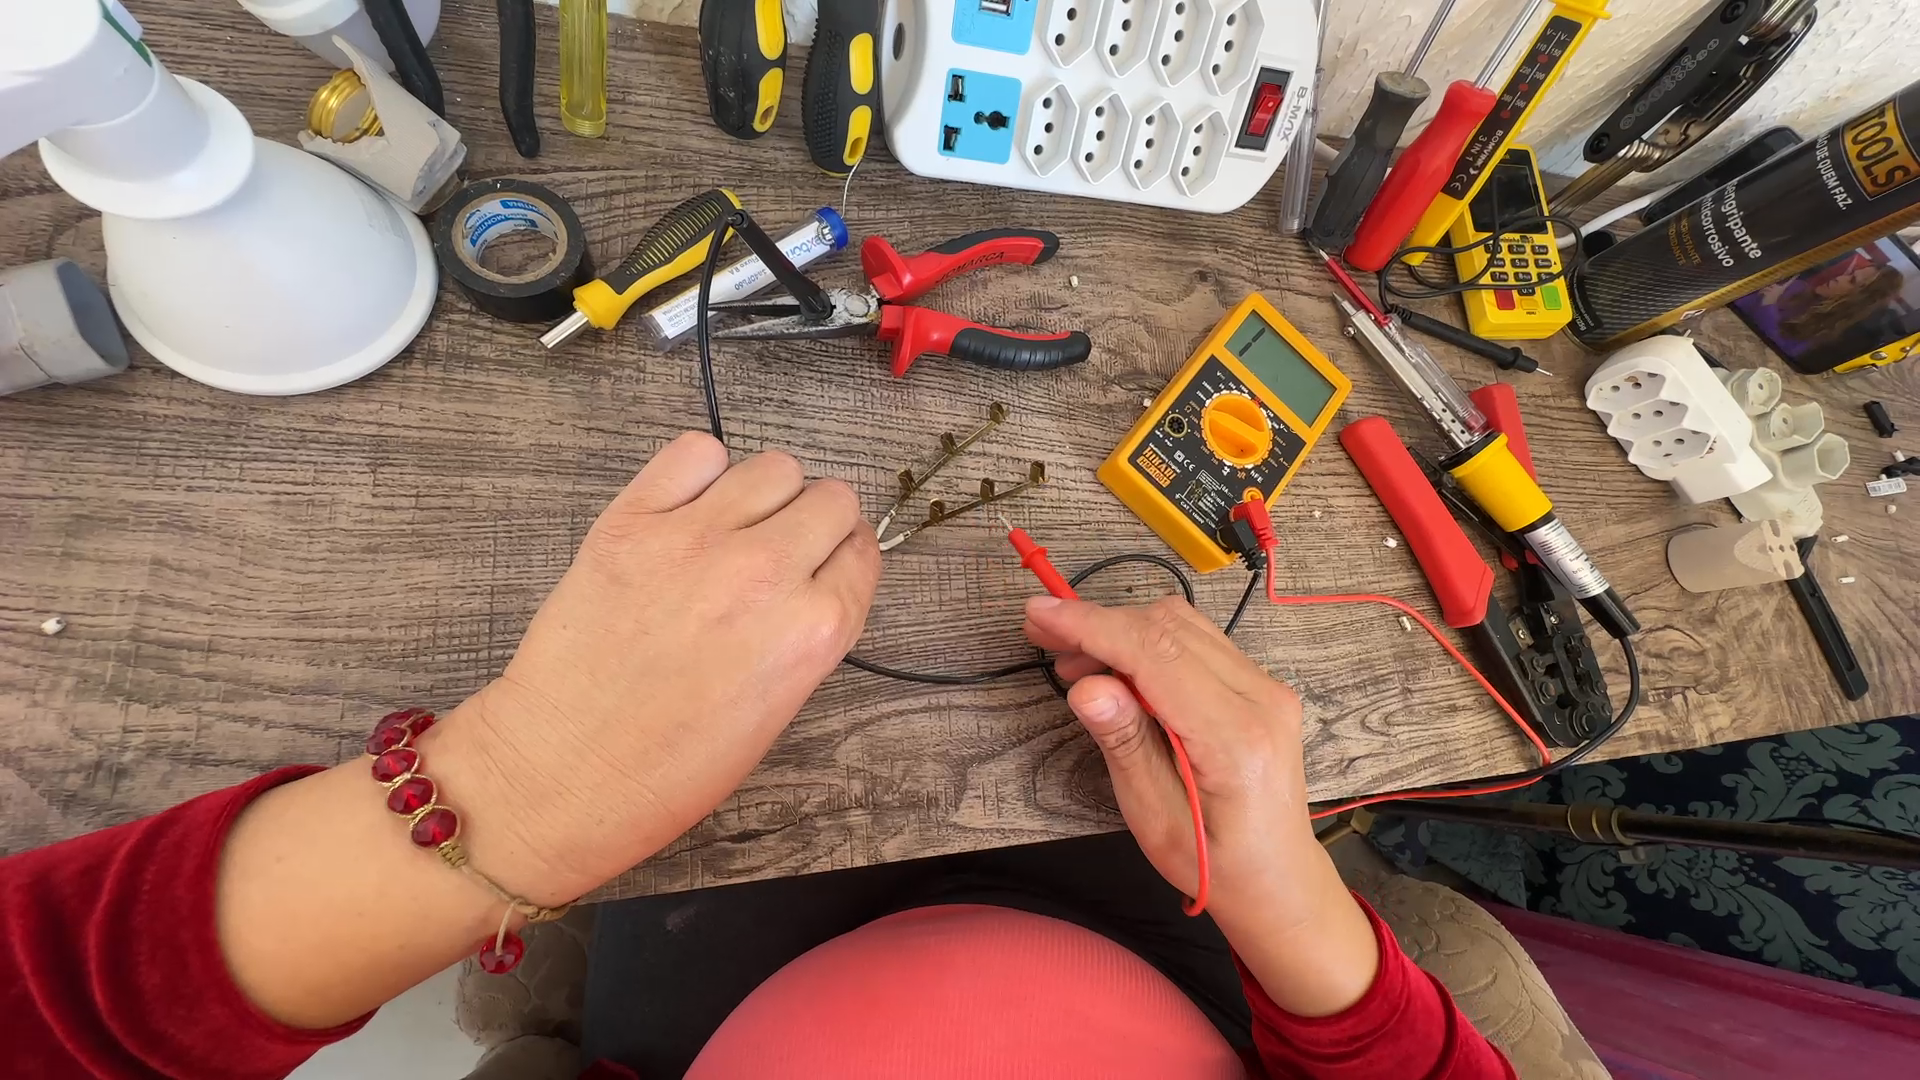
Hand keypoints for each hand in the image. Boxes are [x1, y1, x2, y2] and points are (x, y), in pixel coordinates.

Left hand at [432, 433, 881, 904]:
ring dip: (768, 496)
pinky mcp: (632, 521)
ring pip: (775, 468)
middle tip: (784, 550)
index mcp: (815, 629)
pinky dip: (704, 471)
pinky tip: (692, 509)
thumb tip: (816, 571)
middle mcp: (768, 573)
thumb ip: (812, 626)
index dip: (846, 558)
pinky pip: (697, 452)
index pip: (862, 551)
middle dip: (818, 522)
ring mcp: (697, 540)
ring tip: (736, 530)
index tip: (827, 564)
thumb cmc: (677, 764)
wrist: (564, 773)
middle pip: (832, 498)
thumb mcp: (781, 703)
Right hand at [1023, 595, 1378, 1015]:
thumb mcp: (1154, 818)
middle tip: (1042, 636)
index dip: (1091, 626)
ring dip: (1119, 628)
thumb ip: (1125, 744)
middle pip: (1166, 626)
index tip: (1038, 615)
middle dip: (1096, 621)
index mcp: (1235, 737)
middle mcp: (1260, 696)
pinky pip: (1193, 637)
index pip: (1155, 653)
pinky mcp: (1259, 682)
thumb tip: (1086, 686)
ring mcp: (1265, 684)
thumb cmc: (1212, 863)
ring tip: (1072, 659)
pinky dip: (1145, 638)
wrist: (1279, 879)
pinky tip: (1115, 666)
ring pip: (1179, 622)